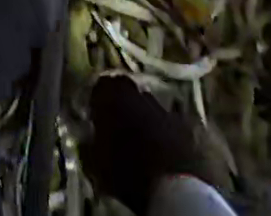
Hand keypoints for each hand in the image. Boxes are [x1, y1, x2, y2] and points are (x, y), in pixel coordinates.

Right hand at [82, 76, 213, 214]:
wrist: (172, 186)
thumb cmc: (126, 171)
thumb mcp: (96, 162)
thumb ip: (89, 142)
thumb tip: (86, 137)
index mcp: (114, 95)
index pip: (100, 85)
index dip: (97, 99)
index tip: (94, 113)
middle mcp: (139, 92)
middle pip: (126, 89)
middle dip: (120, 102)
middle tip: (115, 121)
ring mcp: (163, 107)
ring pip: (147, 103)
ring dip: (142, 114)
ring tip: (137, 136)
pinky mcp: (184, 125)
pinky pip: (167, 120)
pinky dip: (161, 128)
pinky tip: (158, 146)